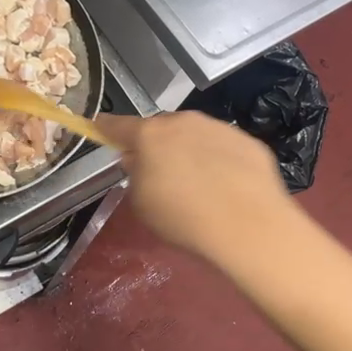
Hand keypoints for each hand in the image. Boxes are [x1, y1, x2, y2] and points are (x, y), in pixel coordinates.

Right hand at [98, 112, 290, 258]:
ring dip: (190, 151)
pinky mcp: (248, 142)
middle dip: (157, 145)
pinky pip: (224, 148)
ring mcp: (217, 128)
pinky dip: (221, 161)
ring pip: (194, 134)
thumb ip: (135, 176)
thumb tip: (140, 162)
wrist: (253, 228)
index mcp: (149, 135)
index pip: (117, 125)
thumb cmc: (185, 219)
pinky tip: (229, 188)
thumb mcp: (142, 204)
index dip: (105, 127)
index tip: (98, 128)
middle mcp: (182, 122)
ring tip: (202, 185)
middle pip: (160, 128)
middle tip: (162, 174)